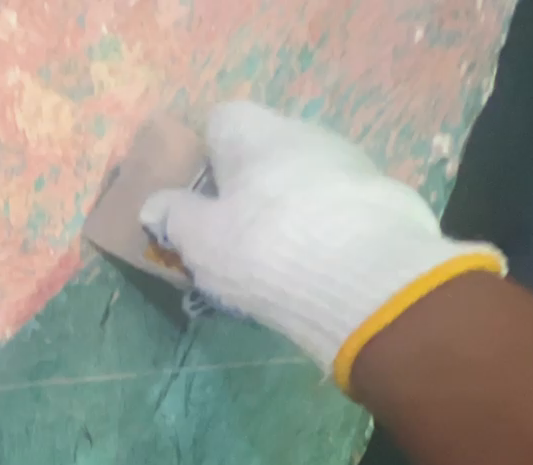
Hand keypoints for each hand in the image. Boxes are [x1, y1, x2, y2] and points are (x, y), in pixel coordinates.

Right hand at [140, 102, 504, 390]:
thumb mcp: (198, 239)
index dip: (201, 153)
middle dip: (240, 190)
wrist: (361, 277)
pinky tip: (303, 270)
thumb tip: (155, 204)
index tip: (191, 195)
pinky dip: (311, 232)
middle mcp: (305, 136)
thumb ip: (174, 217)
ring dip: (277, 213)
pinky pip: (327, 210)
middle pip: (262, 153)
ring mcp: (347, 166)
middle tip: (222, 237)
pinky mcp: (377, 202)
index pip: (221, 119)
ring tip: (262, 264)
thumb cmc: (261, 246)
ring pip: (296, 184)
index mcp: (254, 135)